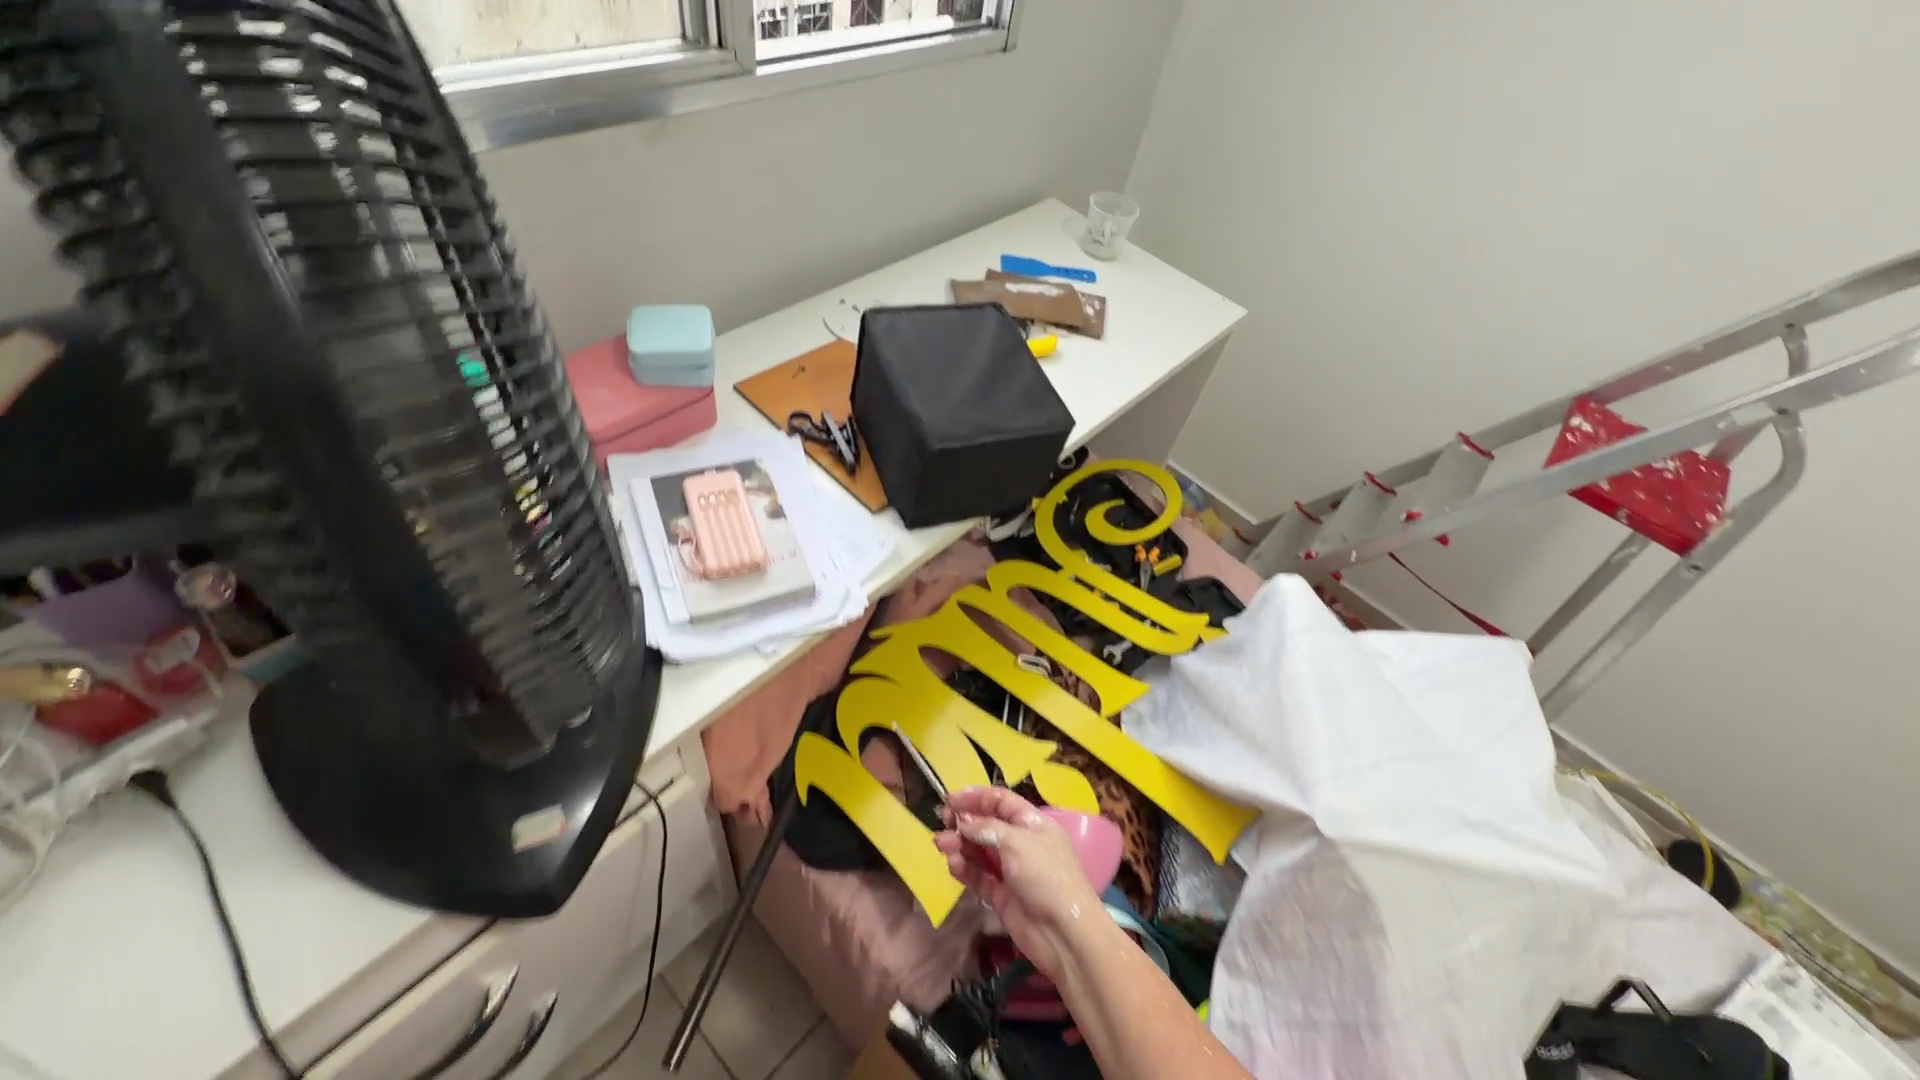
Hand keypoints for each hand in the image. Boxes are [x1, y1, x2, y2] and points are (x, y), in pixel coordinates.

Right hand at [933, 786, 1104, 978]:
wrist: (1063, 931)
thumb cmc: (1045, 875)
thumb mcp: (1017, 842)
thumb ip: (987, 828)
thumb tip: (964, 821)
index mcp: (1032, 823)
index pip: (1001, 801)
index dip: (976, 796)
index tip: (950, 798)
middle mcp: (1021, 843)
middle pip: (987, 825)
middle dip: (964, 821)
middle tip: (942, 821)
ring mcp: (1010, 870)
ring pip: (979, 851)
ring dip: (960, 844)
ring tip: (941, 845)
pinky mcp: (1001, 895)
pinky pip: (978, 876)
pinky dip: (964, 869)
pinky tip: (953, 864)